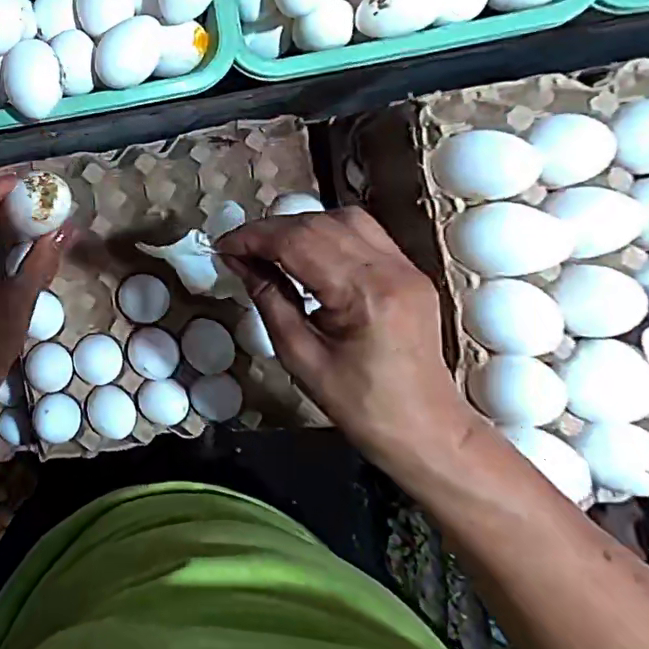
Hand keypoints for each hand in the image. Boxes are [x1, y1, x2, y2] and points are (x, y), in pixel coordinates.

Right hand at [216, 207, 484, 474]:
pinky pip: (362, 233)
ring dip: (298, 226)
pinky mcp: (409, 272)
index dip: (252, 238)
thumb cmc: (359, 404)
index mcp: (364, 294)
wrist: (425, 429)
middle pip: (317, 224)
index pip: (297, 242)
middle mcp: (390, 269)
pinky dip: (325, 233)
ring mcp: (406, 267)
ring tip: (268, 249)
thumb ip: (269, 298)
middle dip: (269, 230)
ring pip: (342, 219)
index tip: (222, 247)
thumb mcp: (298, 355)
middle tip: (237, 249)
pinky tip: (303, 253)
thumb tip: (239, 262)